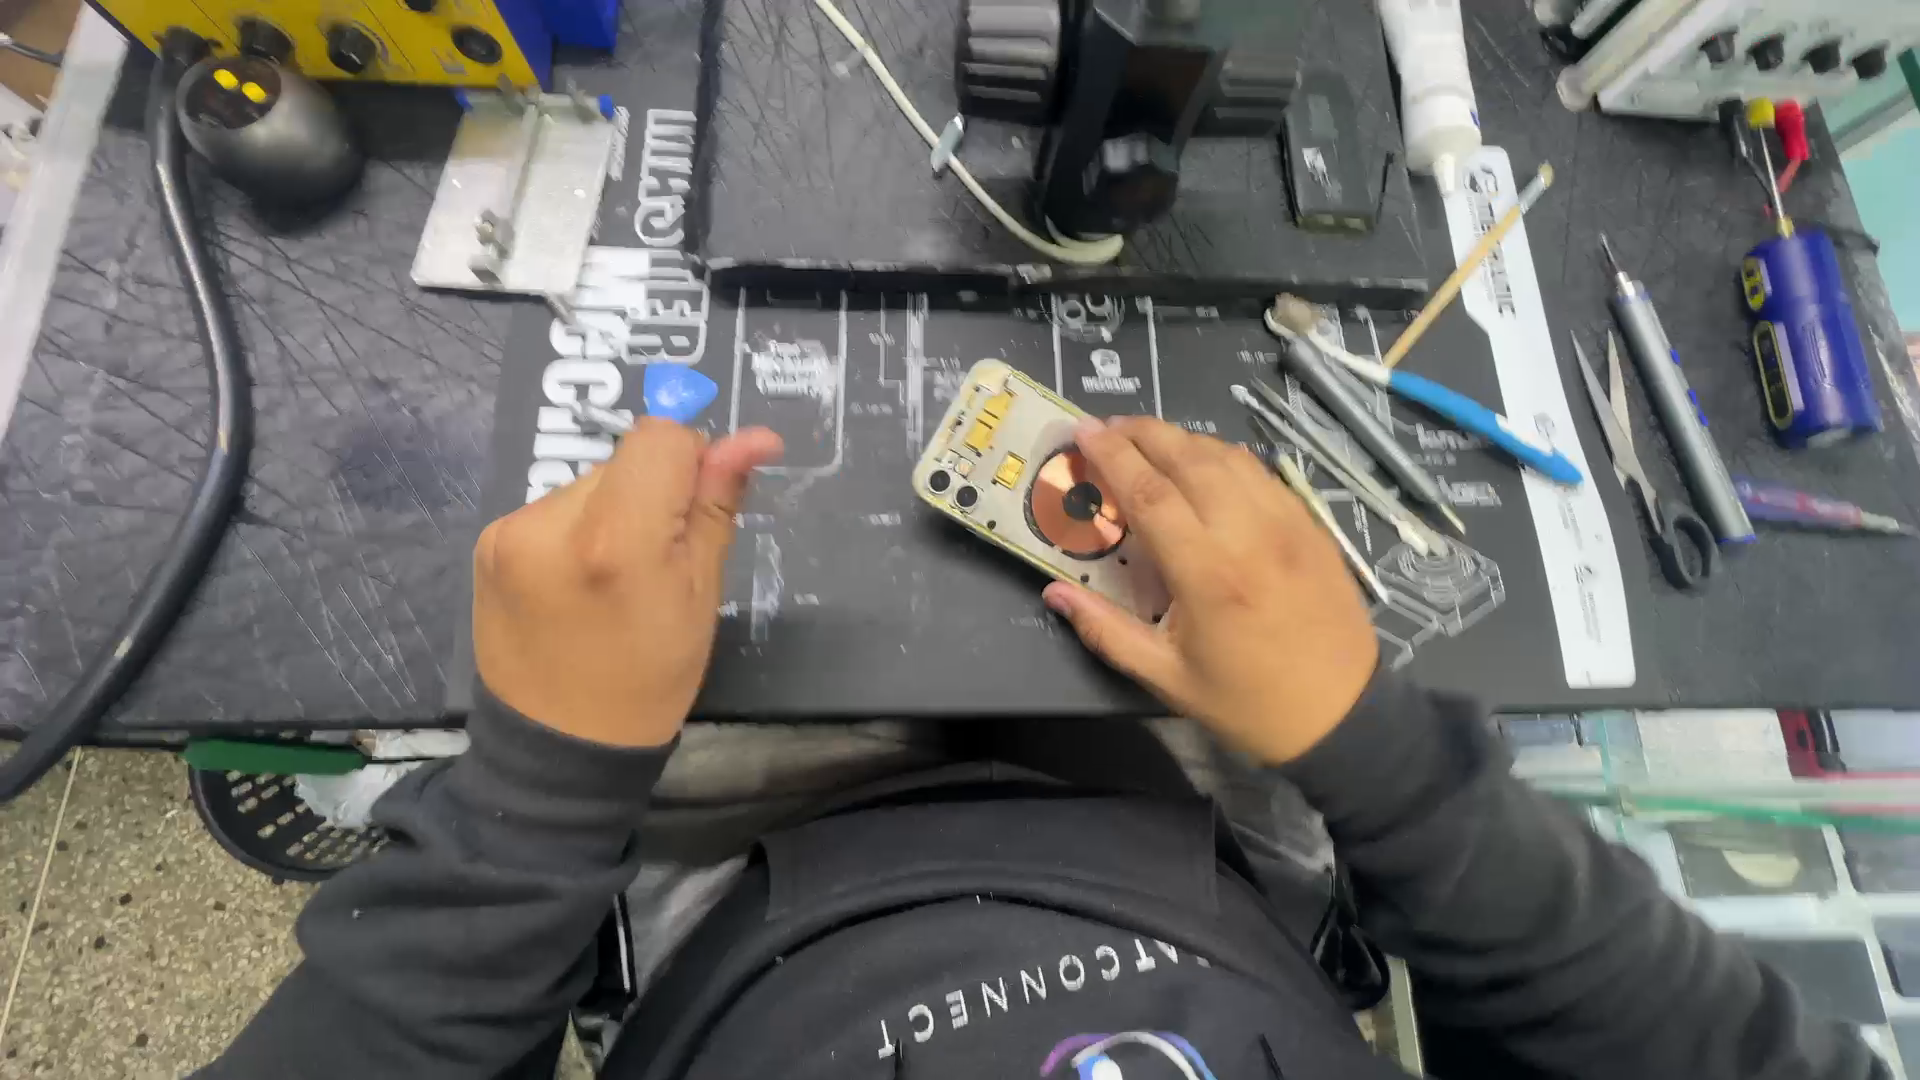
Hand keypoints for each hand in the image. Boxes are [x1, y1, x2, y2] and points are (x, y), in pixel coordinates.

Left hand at [472, 420, 782, 746]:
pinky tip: (584, 576)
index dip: (695, 460)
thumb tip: (754, 437)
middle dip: (657, 490)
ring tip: (619, 573)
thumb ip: (718, 504)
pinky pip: (557, 505)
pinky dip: (583, 526)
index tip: (700, 507)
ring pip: (593, 480)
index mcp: (619, 540)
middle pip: (626, 457)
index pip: (662, 437)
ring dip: (619, 507)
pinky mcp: (489, 541)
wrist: (560, 744)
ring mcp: (510, 530)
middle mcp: (552, 522)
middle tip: (664, 556)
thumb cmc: (652, 675)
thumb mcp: (703, 593)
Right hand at [1042, 416, 1377, 764]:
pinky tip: (1201, 464)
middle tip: (1107, 425)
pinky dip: (1221, 456)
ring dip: (1181, 439)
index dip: (1112, 456)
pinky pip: (1259, 472)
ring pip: (1227, 456)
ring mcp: (1286, 522)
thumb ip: (1104, 629)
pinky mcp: (1309, 525)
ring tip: (1146, 440)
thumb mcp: (1165, 676)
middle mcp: (1248, 533)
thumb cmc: (1247, 702)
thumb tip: (1054, 593)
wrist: (1343, 715)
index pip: (1150, 492)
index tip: (1082, 432)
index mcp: (1208, 572)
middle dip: (1142, 432)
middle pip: (1189, 457)